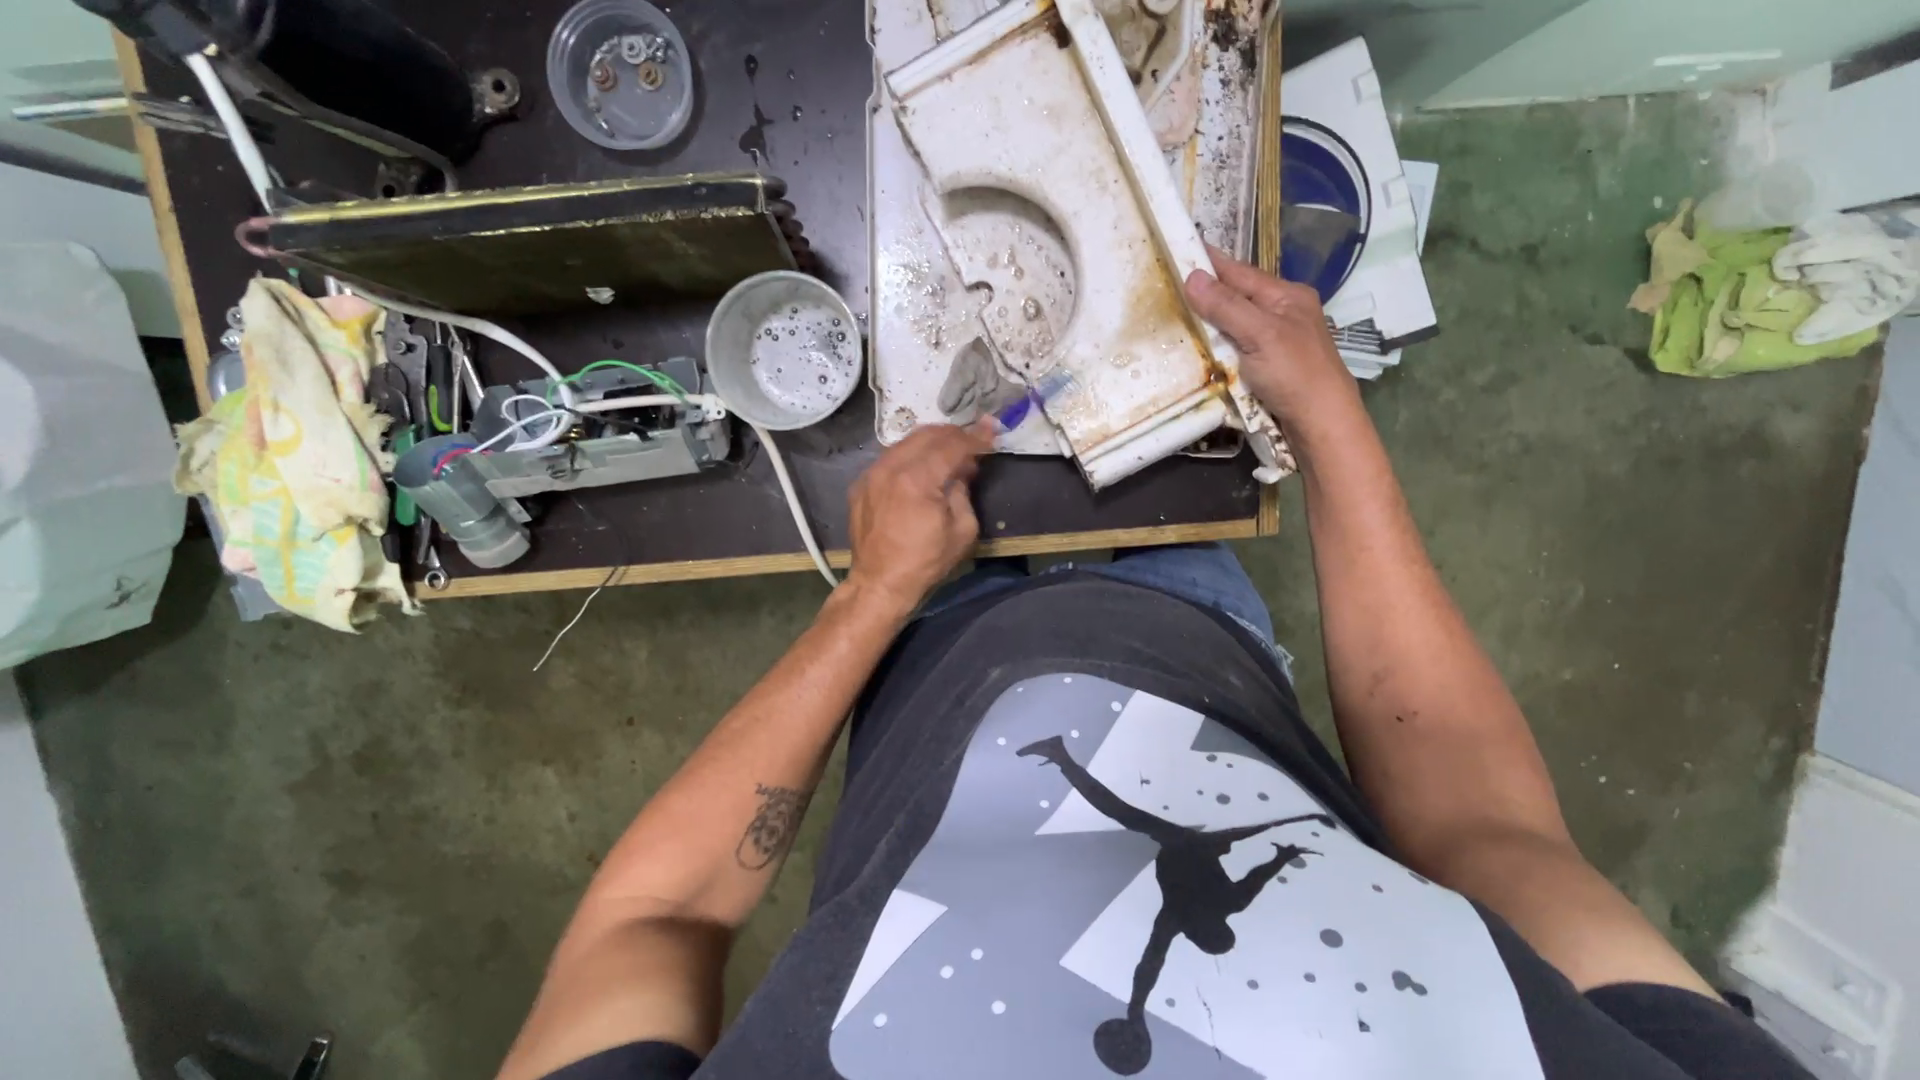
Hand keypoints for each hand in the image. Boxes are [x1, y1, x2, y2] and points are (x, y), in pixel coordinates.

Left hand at [846, 421, 995, 608]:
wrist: (880, 583)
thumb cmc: (926, 562)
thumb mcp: (962, 530)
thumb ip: (963, 492)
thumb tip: (961, 471)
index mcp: (917, 479)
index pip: (952, 445)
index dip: (976, 437)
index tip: (992, 430)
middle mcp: (891, 468)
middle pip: (927, 434)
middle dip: (954, 435)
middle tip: (972, 443)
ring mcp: (871, 474)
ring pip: (906, 442)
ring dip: (931, 443)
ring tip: (949, 456)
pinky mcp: (861, 484)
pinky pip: (890, 459)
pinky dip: (910, 457)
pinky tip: (921, 471)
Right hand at [1184, 244, 1357, 427]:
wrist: (1321, 423)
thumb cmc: (1295, 374)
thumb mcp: (1260, 335)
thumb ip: (1226, 306)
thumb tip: (1192, 276)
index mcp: (1287, 296)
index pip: (1240, 272)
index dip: (1211, 262)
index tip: (1181, 246)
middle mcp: (1283, 314)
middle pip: (1237, 296)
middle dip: (1207, 290)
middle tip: (1169, 282)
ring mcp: (1276, 341)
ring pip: (1235, 322)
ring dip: (1210, 320)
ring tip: (1177, 312)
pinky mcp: (1268, 367)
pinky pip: (1236, 347)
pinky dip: (1218, 345)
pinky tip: (1201, 347)